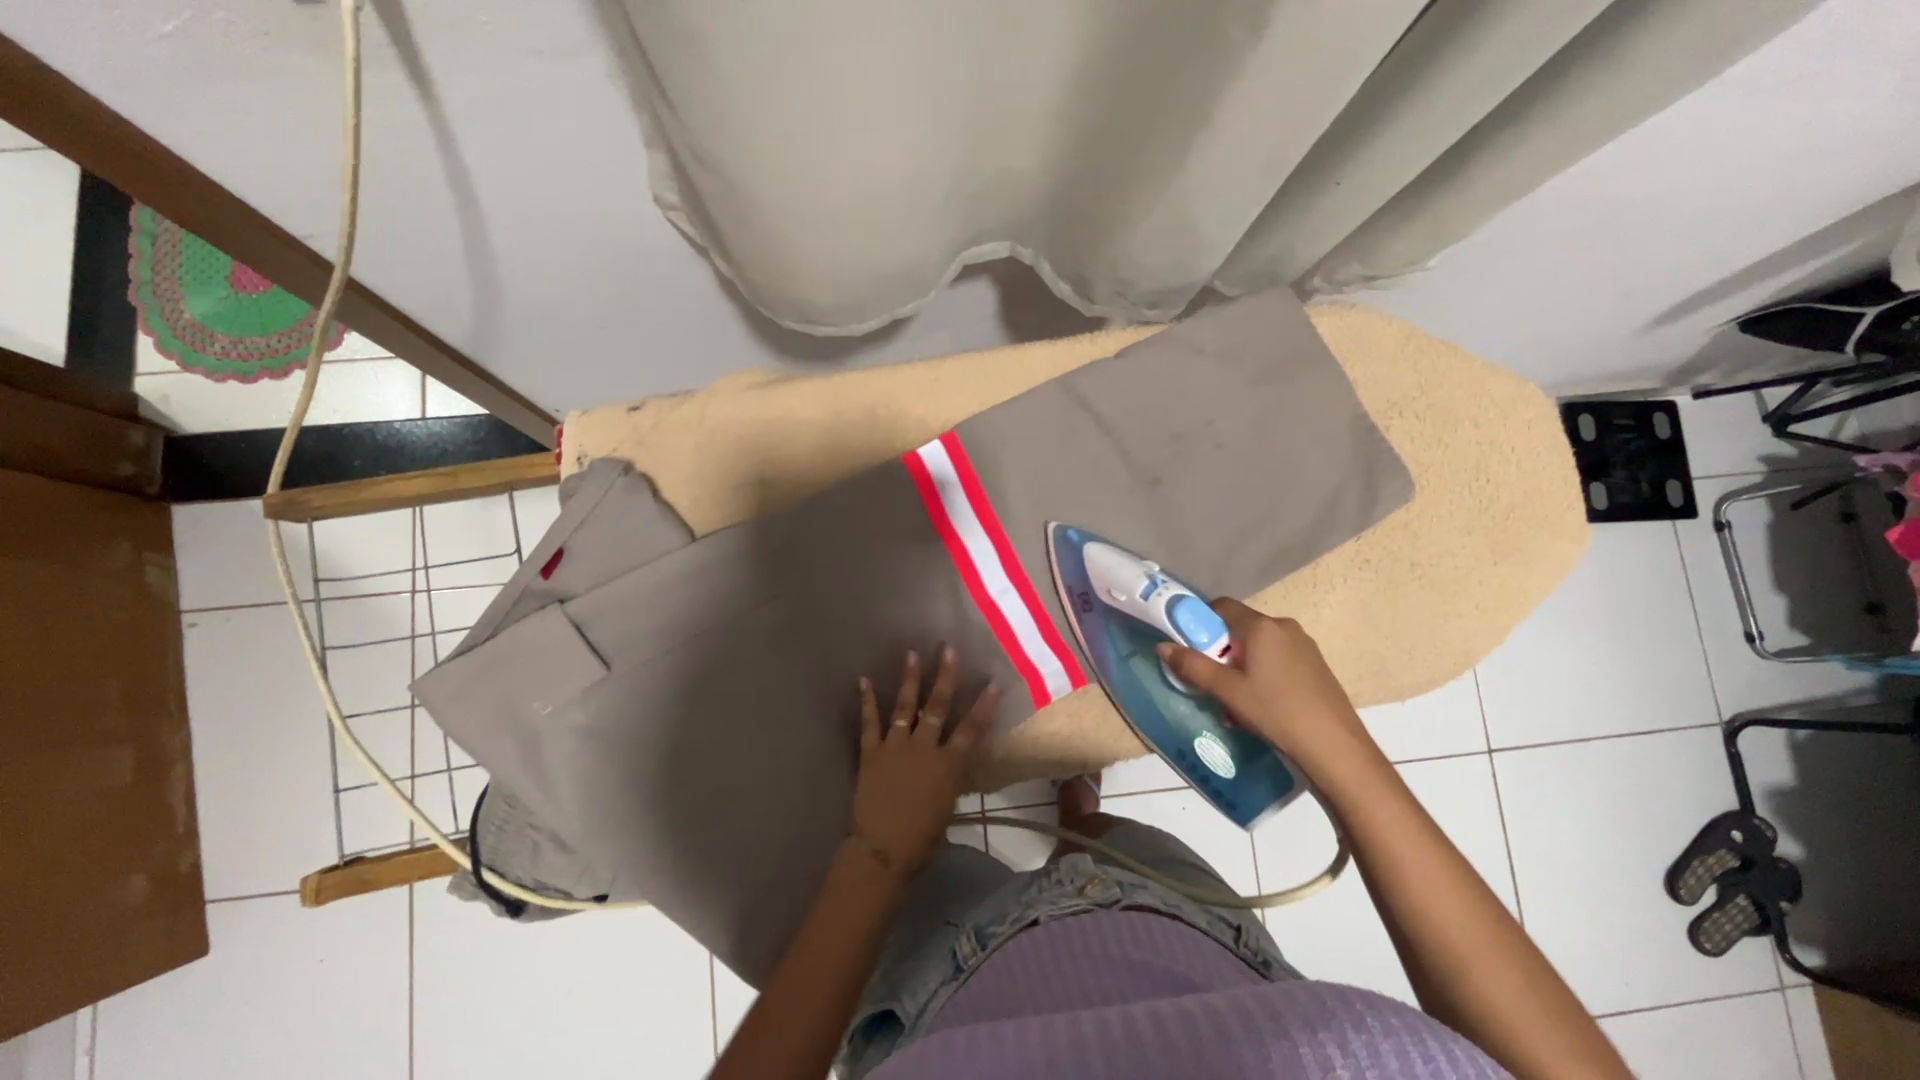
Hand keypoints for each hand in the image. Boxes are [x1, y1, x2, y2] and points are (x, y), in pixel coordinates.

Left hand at [852, 646, 1000, 881]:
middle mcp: (924, 748)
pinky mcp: (871, 752)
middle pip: (937, 707)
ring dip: (909, 679)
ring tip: (911, 654)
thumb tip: (951, 769)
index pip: (972, 729)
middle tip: (947, 649)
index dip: (984, 705)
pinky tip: (863, 680)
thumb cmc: (922, 838)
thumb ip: (950, 782)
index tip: (993, 682)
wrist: (883, 848)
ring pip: (905, 706)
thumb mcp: (947, 808)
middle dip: (944, 677)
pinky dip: (866, 701)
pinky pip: (869, 722)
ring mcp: (896, 747)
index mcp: (949, 765)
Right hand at [1156, 598, 1379, 781]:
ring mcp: (1304, 646)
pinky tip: (1261, 707)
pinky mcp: (1316, 665)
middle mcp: (1284, 627)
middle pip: (1240, 628)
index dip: (1200, 621)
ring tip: (1235, 702)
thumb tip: (1163, 646)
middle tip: (1211, 683)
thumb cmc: (1275, 712)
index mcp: (1262, 626)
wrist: (1334, 746)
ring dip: (1241, 667)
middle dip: (1221, 651)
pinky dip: (1262, 675)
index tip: (1189, 648)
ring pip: (1259, 647)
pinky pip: (1278, 660)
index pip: (1222, 606)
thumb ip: (1192, 666)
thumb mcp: (1227, 691)